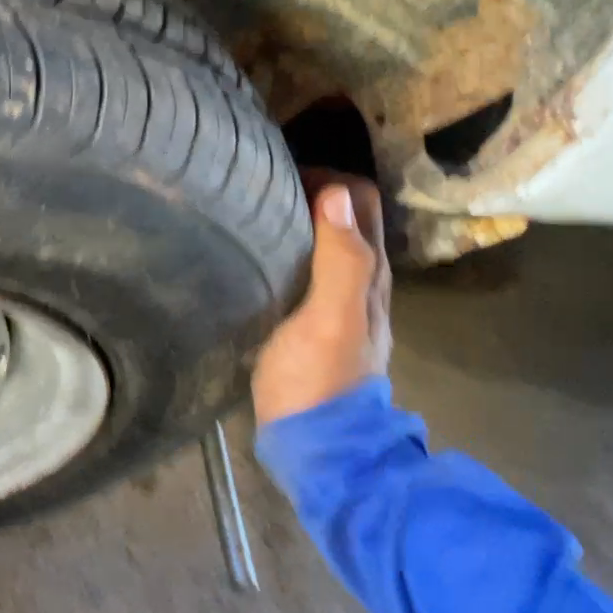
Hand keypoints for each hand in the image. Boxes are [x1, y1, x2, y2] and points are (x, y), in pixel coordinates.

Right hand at [252, 171, 392, 426]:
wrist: (313, 442)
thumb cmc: (318, 378)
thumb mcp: (330, 318)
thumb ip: (340, 260)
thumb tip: (335, 192)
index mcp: (369, 275)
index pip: (361, 203)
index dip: (330, 177)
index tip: (278, 170)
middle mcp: (356, 283)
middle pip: (342, 219)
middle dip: (309, 192)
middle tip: (253, 183)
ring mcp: (329, 305)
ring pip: (319, 244)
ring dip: (293, 221)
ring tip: (243, 211)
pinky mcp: (302, 322)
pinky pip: (296, 270)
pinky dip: (279, 251)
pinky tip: (245, 255)